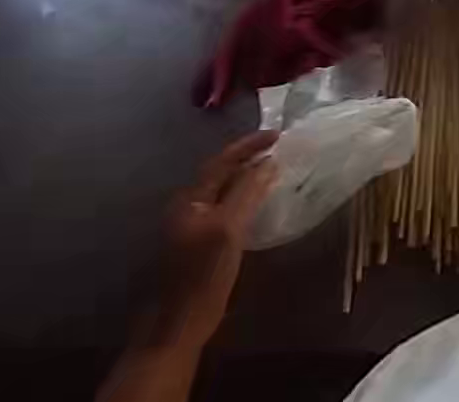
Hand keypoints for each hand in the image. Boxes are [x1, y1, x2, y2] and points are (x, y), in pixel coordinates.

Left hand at [137, 130, 277, 351]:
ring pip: (225, 190)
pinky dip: (247, 196)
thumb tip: (269, 161)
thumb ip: (248, 191)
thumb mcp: (228, 228)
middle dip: (249, 157)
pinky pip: (227, 206)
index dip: (249, 145)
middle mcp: (188, 207)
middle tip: (279, 148)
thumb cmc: (202, 273)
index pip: (221, 161)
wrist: (178, 325)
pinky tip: (262, 200)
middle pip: (222, 172)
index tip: (278, 134)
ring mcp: (194, 225)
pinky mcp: (203, 242)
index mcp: (189, 200)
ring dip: (249, 176)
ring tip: (275, 169)